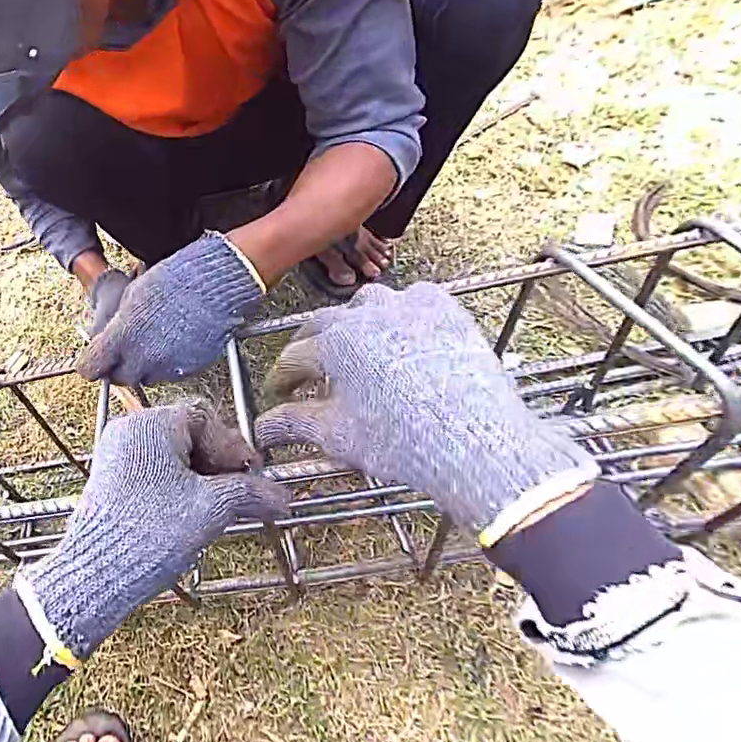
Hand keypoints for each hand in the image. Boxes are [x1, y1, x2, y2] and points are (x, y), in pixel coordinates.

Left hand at [19, 400, 288, 656]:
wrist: (94, 577)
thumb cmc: (149, 534)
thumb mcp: (211, 509)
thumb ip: (250, 493)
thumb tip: (282, 496)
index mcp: (151, 424)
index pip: (205, 417)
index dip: (233, 446)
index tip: (250, 474)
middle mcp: (130, 431)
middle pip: (189, 434)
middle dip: (218, 463)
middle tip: (237, 490)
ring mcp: (117, 454)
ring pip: (173, 454)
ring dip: (201, 476)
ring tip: (217, 506)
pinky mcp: (111, 479)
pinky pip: (154, 470)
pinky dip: (179, 485)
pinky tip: (191, 513)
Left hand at [78, 233, 262, 384]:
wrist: (219, 283)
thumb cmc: (178, 280)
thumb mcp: (134, 294)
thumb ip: (117, 324)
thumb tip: (108, 337)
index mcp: (123, 338)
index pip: (91, 367)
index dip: (92, 362)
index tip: (95, 357)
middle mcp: (144, 358)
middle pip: (120, 378)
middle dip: (119, 365)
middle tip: (126, 348)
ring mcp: (169, 366)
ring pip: (146, 377)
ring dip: (145, 365)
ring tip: (155, 340)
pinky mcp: (190, 369)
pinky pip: (171, 373)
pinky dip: (168, 363)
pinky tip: (174, 341)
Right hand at [254, 283, 597, 538]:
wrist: (475, 442)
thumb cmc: (406, 442)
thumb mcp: (340, 436)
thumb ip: (295, 424)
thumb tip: (265, 426)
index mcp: (336, 343)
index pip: (295, 357)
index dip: (284, 377)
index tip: (282, 390)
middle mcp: (367, 315)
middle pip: (325, 323)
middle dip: (312, 346)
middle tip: (310, 368)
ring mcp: (408, 307)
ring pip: (368, 303)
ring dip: (355, 322)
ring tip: (356, 345)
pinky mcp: (443, 309)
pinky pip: (413, 299)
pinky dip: (402, 312)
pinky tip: (402, 332)